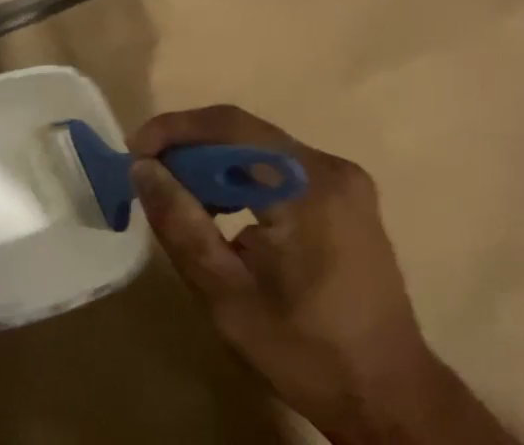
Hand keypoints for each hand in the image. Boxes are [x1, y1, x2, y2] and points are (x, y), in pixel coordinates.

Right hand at [130, 106, 514, 442]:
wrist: (390, 397)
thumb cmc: (306, 352)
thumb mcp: (227, 296)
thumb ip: (181, 225)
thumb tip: (142, 169)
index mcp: (309, 188)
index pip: (230, 127)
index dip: (174, 129)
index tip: (133, 151)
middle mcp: (332, 170)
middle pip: (245, 134)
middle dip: (189, 149)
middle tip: (147, 177)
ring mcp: (344, 184)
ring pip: (260, 150)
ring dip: (212, 166)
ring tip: (176, 199)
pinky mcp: (346, 200)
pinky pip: (280, 169)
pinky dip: (241, 180)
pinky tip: (219, 214)